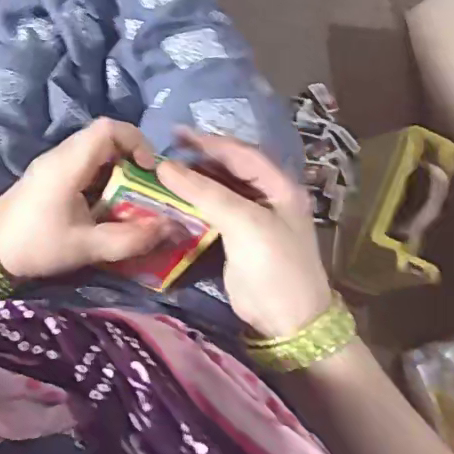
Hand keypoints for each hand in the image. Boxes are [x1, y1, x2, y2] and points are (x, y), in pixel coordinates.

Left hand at [0, 119, 170, 279]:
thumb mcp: (88, 247)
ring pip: (93, 151)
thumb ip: (132, 238)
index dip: (136, 141)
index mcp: (68, 164)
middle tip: (146, 186)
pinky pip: (81, 164)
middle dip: (131, 157)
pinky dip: (101, 177)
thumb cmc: (37, 246)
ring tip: (131, 198)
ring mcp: (51, 165)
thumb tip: (173, 229)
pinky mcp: (47, 177)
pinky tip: (106, 205)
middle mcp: (60, 156)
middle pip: (103, 137)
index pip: (107, 128)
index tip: (149, 170)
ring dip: (116, 169)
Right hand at [154, 128, 331, 339]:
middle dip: (199, 158)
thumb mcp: (244, 223)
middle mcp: (267, 197)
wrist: (289, 320)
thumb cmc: (274, 266)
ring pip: (220, 189)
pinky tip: (174, 200)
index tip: (175, 134)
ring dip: (194, 180)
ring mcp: (253, 219)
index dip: (208, 142)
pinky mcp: (238, 239)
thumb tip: (166, 167)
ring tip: (164, 172)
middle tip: (164, 152)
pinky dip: (193, 203)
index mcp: (279, 186)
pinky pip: (213, 211)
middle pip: (230, 168)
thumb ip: (206, 193)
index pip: (241, 153)